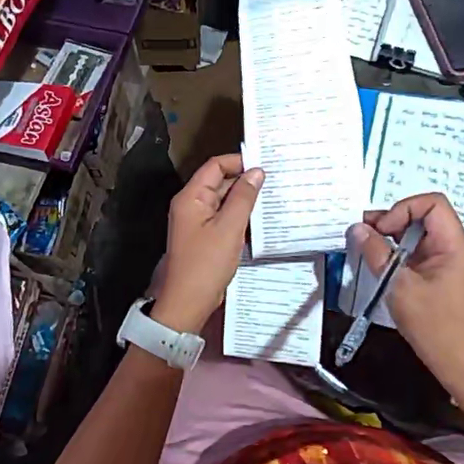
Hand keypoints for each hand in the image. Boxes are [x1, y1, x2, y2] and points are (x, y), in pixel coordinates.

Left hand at [153, 154, 263, 333]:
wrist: (188, 301)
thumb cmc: (206, 264)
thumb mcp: (229, 228)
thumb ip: (244, 197)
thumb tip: (257, 172)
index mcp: (191, 197)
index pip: (215, 166)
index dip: (239, 161)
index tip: (265, 164)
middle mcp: (192, 205)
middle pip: (220, 182)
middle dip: (245, 181)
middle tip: (275, 182)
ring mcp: (198, 221)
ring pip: (224, 201)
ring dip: (245, 200)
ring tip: (272, 198)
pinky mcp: (205, 237)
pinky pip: (224, 218)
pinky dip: (240, 216)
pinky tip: (259, 220)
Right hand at [348, 193, 463, 387]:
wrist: (457, 360)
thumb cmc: (433, 324)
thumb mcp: (399, 286)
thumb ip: (377, 253)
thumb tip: (358, 228)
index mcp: (454, 244)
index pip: (432, 203)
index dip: (403, 209)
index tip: (383, 230)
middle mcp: (454, 247)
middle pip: (423, 216)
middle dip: (391, 221)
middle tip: (362, 233)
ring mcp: (447, 262)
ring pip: (417, 235)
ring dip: (391, 238)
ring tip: (365, 247)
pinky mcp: (438, 276)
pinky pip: (416, 253)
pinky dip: (396, 254)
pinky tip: (378, 264)